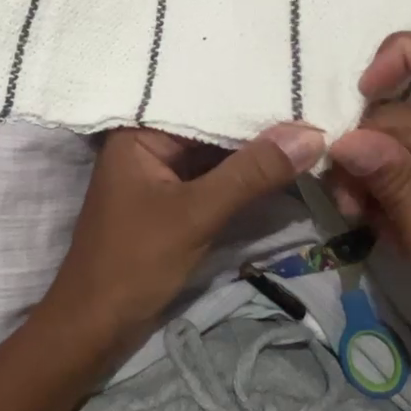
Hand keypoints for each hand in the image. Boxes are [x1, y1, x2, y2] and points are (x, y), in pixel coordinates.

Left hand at [35, 125, 324, 363]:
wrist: (94, 326)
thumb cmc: (134, 262)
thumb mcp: (197, 213)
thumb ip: (252, 172)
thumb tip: (312, 133)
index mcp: (137, 132)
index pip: (201, 100)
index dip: (251, 97)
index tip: (303, 84)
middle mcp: (145, 144)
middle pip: (209, 126)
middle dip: (257, 125)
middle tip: (316, 104)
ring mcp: (156, 175)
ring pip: (214, 155)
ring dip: (254, 153)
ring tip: (312, 131)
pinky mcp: (168, 203)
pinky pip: (211, 179)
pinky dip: (241, 178)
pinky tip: (282, 167)